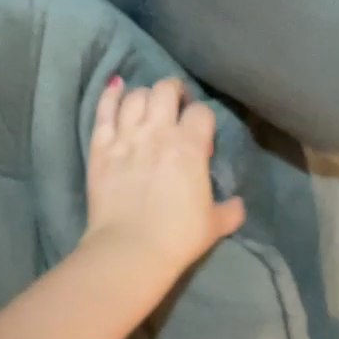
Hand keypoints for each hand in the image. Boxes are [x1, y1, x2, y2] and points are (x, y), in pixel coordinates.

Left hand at [82, 76, 245, 274]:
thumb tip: (238, 204)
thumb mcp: (215, 225)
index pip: (201, 112)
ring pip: (136, 96)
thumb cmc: (178, 236)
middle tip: (176, 104)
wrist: (130, 250)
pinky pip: (103, 110)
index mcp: (191, 146)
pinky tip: (115, 88)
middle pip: (166, 90)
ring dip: (145, 96)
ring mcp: (126, 136)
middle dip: (174, 91)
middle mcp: (159, 132)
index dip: (203, 118)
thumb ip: (230, 210)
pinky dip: (110, 95)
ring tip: (148, 106)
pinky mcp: (100, 147)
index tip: (201, 134)